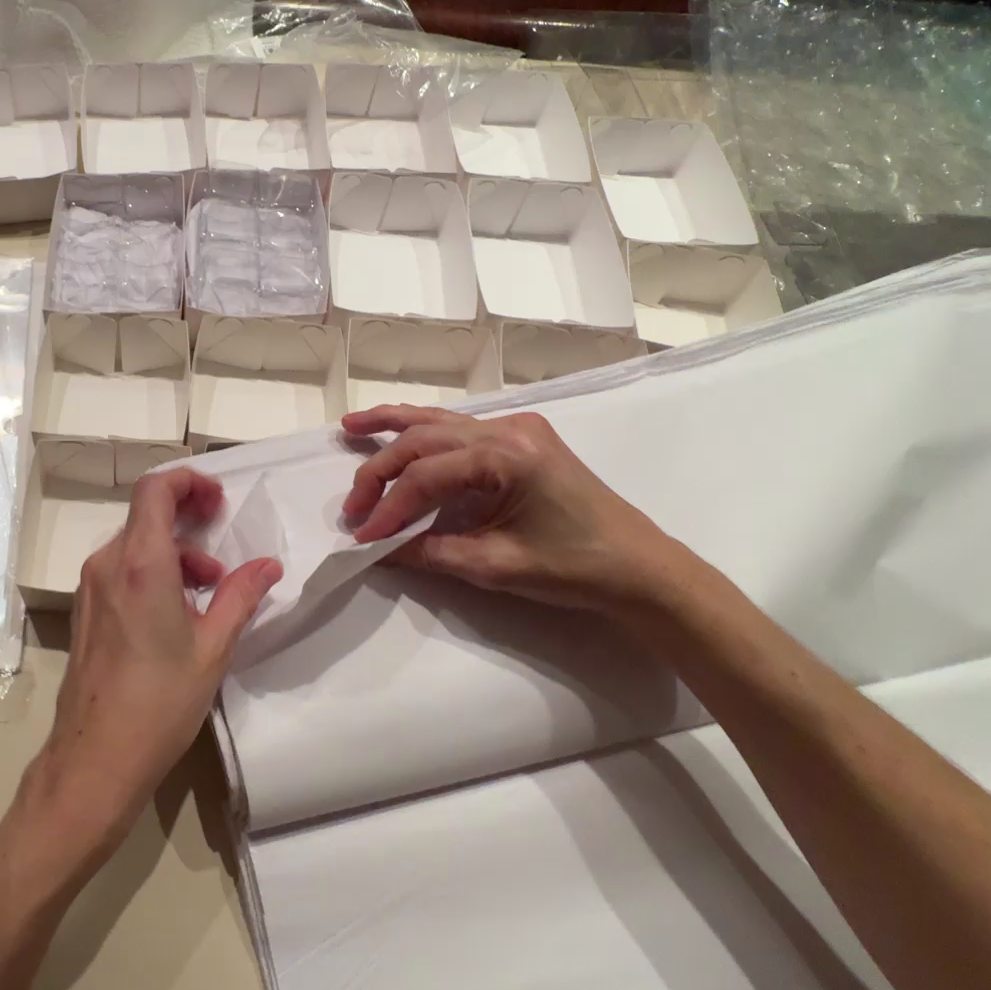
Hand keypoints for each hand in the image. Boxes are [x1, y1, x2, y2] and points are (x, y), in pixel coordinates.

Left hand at [32, 468, 282, 841]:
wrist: (96, 756)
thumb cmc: (160, 702)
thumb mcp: (213, 648)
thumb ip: (241, 596)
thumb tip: (268, 565)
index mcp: (140, 563)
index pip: (155, 489)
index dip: (188, 481)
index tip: (218, 501)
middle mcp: (107, 565)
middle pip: (145, 515)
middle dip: (188, 520)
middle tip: (223, 543)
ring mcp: (90, 588)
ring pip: (134, 545)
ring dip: (174, 553)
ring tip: (210, 590)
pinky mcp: (85, 611)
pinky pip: (120, 571)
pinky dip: (152, 572)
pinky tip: (177, 612)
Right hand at [339, 404, 690, 612]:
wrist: (640, 568)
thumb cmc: (575, 568)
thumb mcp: (496, 566)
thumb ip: (431, 551)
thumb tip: (380, 550)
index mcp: (508, 456)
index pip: (426, 476)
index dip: (389, 508)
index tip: (364, 539)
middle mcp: (508, 429)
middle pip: (424, 440)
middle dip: (381, 471)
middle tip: (352, 506)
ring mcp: (516, 428)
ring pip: (437, 421)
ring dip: (392, 427)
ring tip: (350, 427)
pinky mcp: (520, 438)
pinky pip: (458, 428)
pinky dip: (421, 431)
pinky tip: (396, 430)